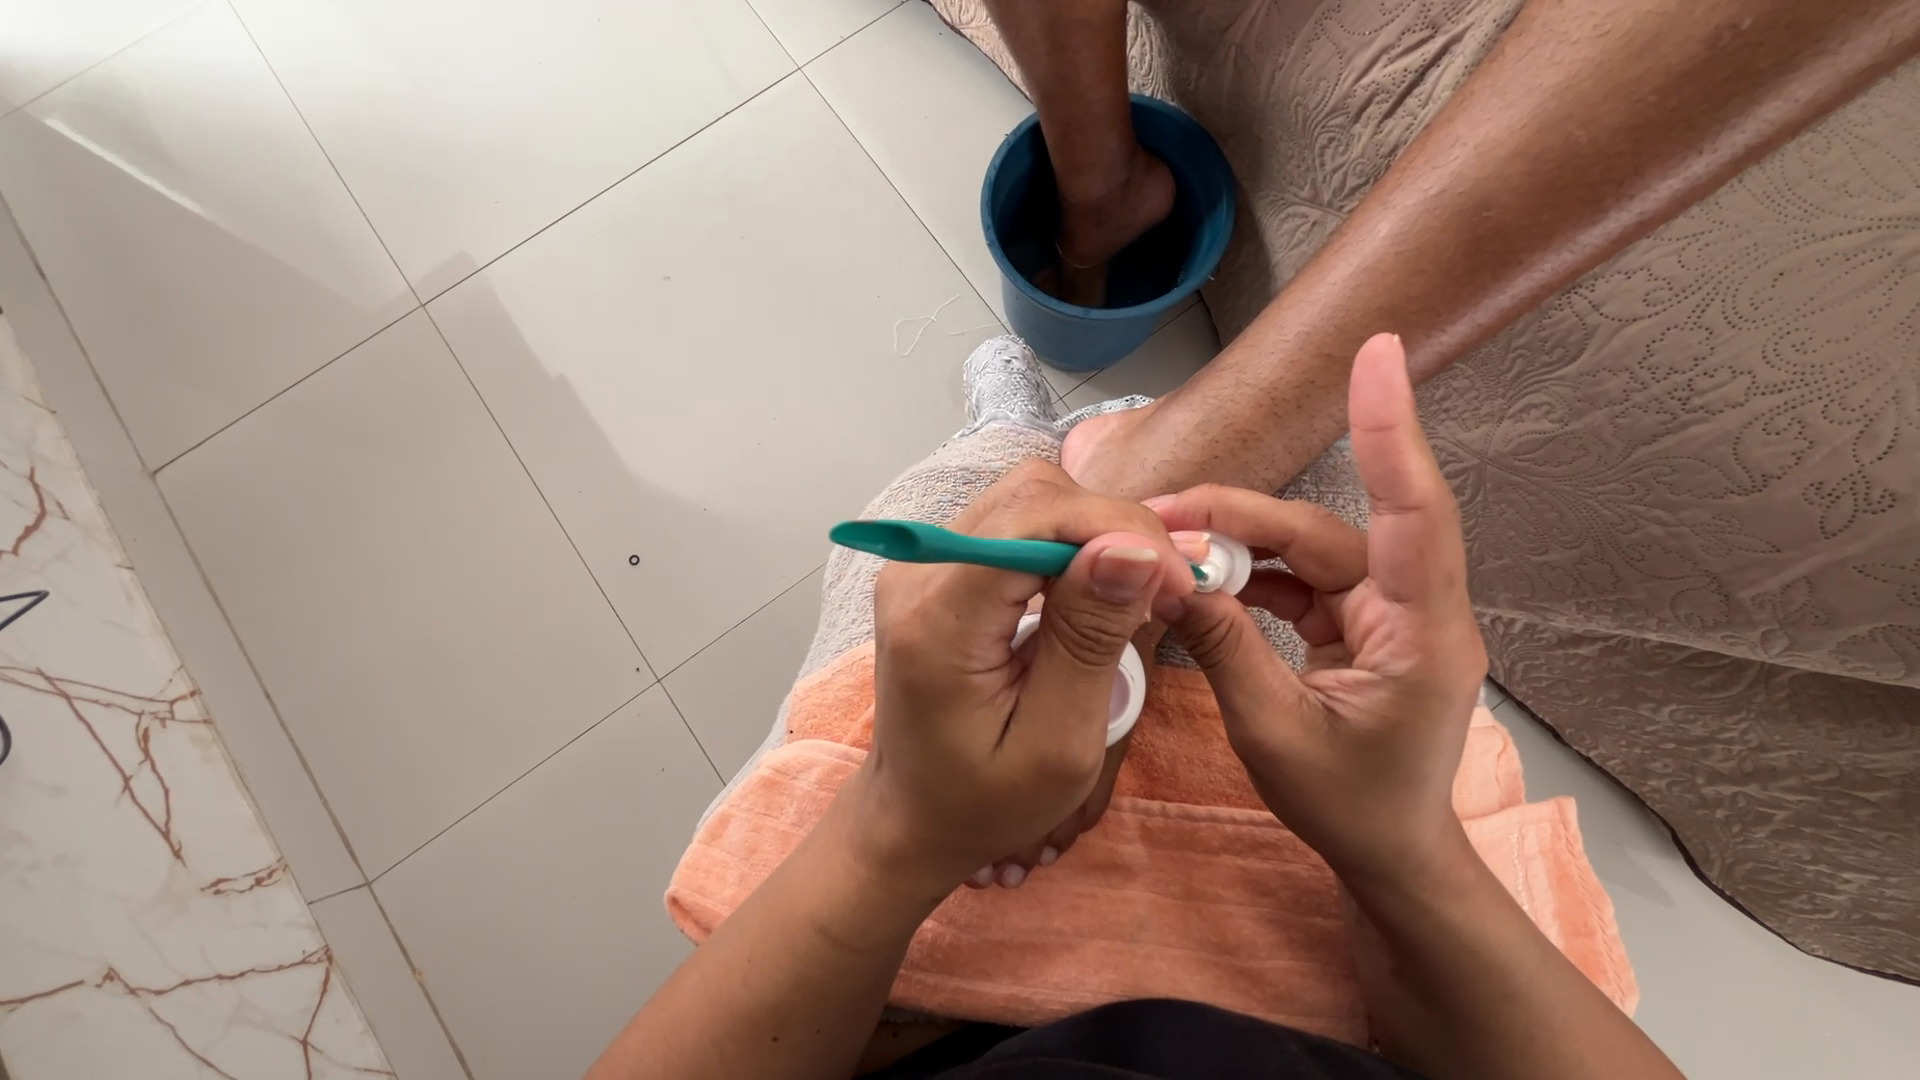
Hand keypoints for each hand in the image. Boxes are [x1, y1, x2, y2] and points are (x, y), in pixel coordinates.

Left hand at [850, 461, 1193, 896]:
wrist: (913, 813)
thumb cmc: (985, 800)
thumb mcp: (1057, 743)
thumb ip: (1089, 639)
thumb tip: (1131, 546)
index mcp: (937, 620)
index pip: (1032, 518)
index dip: (1116, 529)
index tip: (1173, 580)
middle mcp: (916, 574)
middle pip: (1030, 496)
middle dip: (1110, 526)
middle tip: (1158, 587)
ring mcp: (920, 565)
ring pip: (1024, 499)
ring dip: (1090, 532)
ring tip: (1127, 593)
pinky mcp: (934, 567)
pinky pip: (1012, 522)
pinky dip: (1064, 542)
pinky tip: (1087, 589)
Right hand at [1150, 333, 1486, 887]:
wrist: (1389, 853)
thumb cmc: (1348, 805)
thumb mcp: (1273, 731)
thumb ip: (1225, 647)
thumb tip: (1167, 579)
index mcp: (1419, 632)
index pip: (1415, 512)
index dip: (1392, 429)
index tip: (1380, 353)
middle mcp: (1409, 606)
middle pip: (1322, 532)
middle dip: (1239, 517)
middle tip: (1158, 515)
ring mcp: (1382, 613)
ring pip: (1303, 551)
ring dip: (1236, 544)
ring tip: (1166, 546)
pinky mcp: (1355, 624)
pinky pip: (1295, 580)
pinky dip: (1247, 576)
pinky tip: (1201, 580)